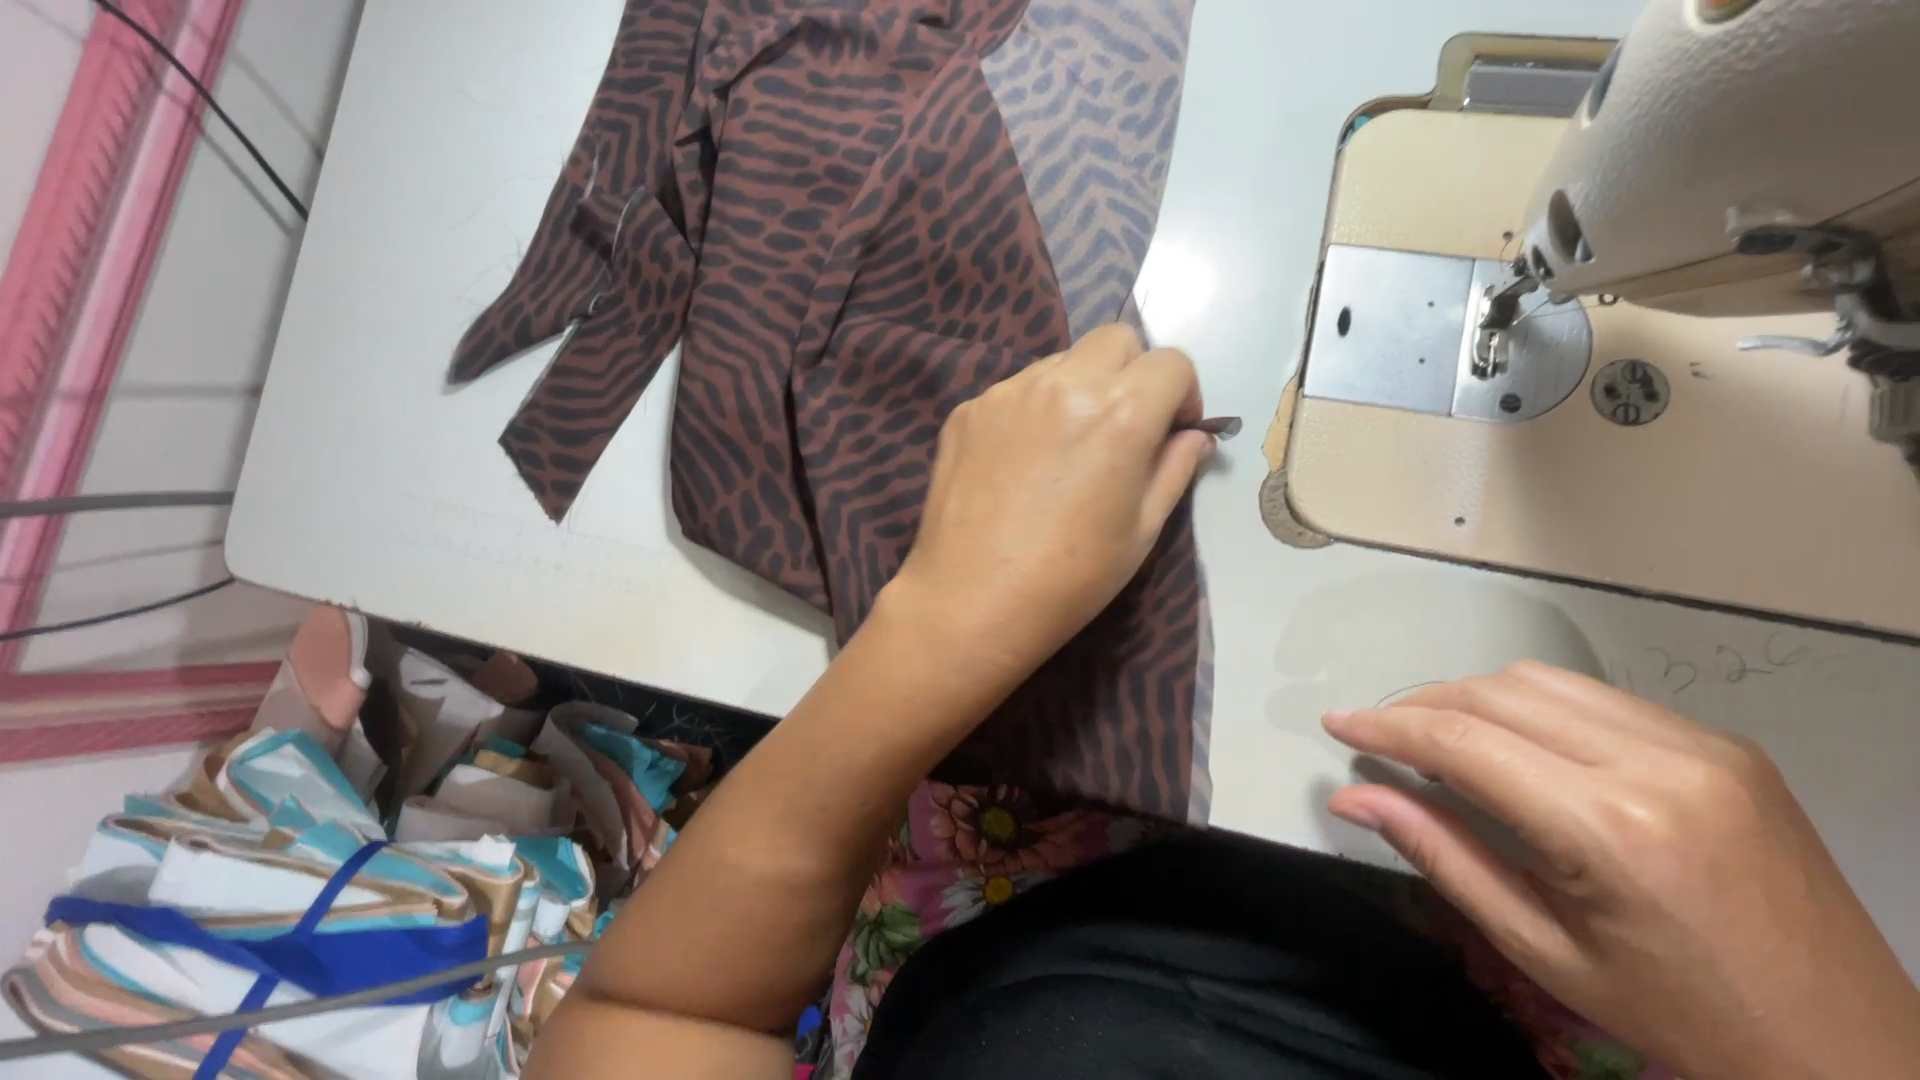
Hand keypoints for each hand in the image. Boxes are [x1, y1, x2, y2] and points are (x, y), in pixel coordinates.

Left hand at [886, 324, 1211, 682]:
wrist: (971, 600)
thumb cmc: (1070, 578)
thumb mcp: (1142, 530)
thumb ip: (1175, 469)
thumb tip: (1194, 435)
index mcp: (1121, 412)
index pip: (1172, 362)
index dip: (1182, 394)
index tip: (1171, 432)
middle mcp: (1064, 384)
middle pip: (1116, 341)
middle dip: (1134, 373)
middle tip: (1124, 427)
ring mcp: (1008, 393)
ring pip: (1061, 361)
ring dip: (1080, 387)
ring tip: (1067, 448)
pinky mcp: (968, 410)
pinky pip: (1015, 390)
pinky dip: (1032, 410)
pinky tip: (1020, 464)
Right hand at [1323, 662, 1919, 1079]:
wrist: (1848, 1049)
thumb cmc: (1676, 1013)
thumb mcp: (1539, 946)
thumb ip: (1438, 855)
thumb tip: (1351, 798)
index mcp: (1611, 828)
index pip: (1464, 742)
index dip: (1387, 727)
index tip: (1336, 723)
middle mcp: (1660, 764)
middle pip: (1498, 693)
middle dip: (1421, 706)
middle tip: (1378, 736)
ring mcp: (1702, 745)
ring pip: (1544, 680)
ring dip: (1473, 697)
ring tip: (1437, 738)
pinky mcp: (1724, 744)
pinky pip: (1597, 698)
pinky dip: (1533, 707)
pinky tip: (1517, 746)